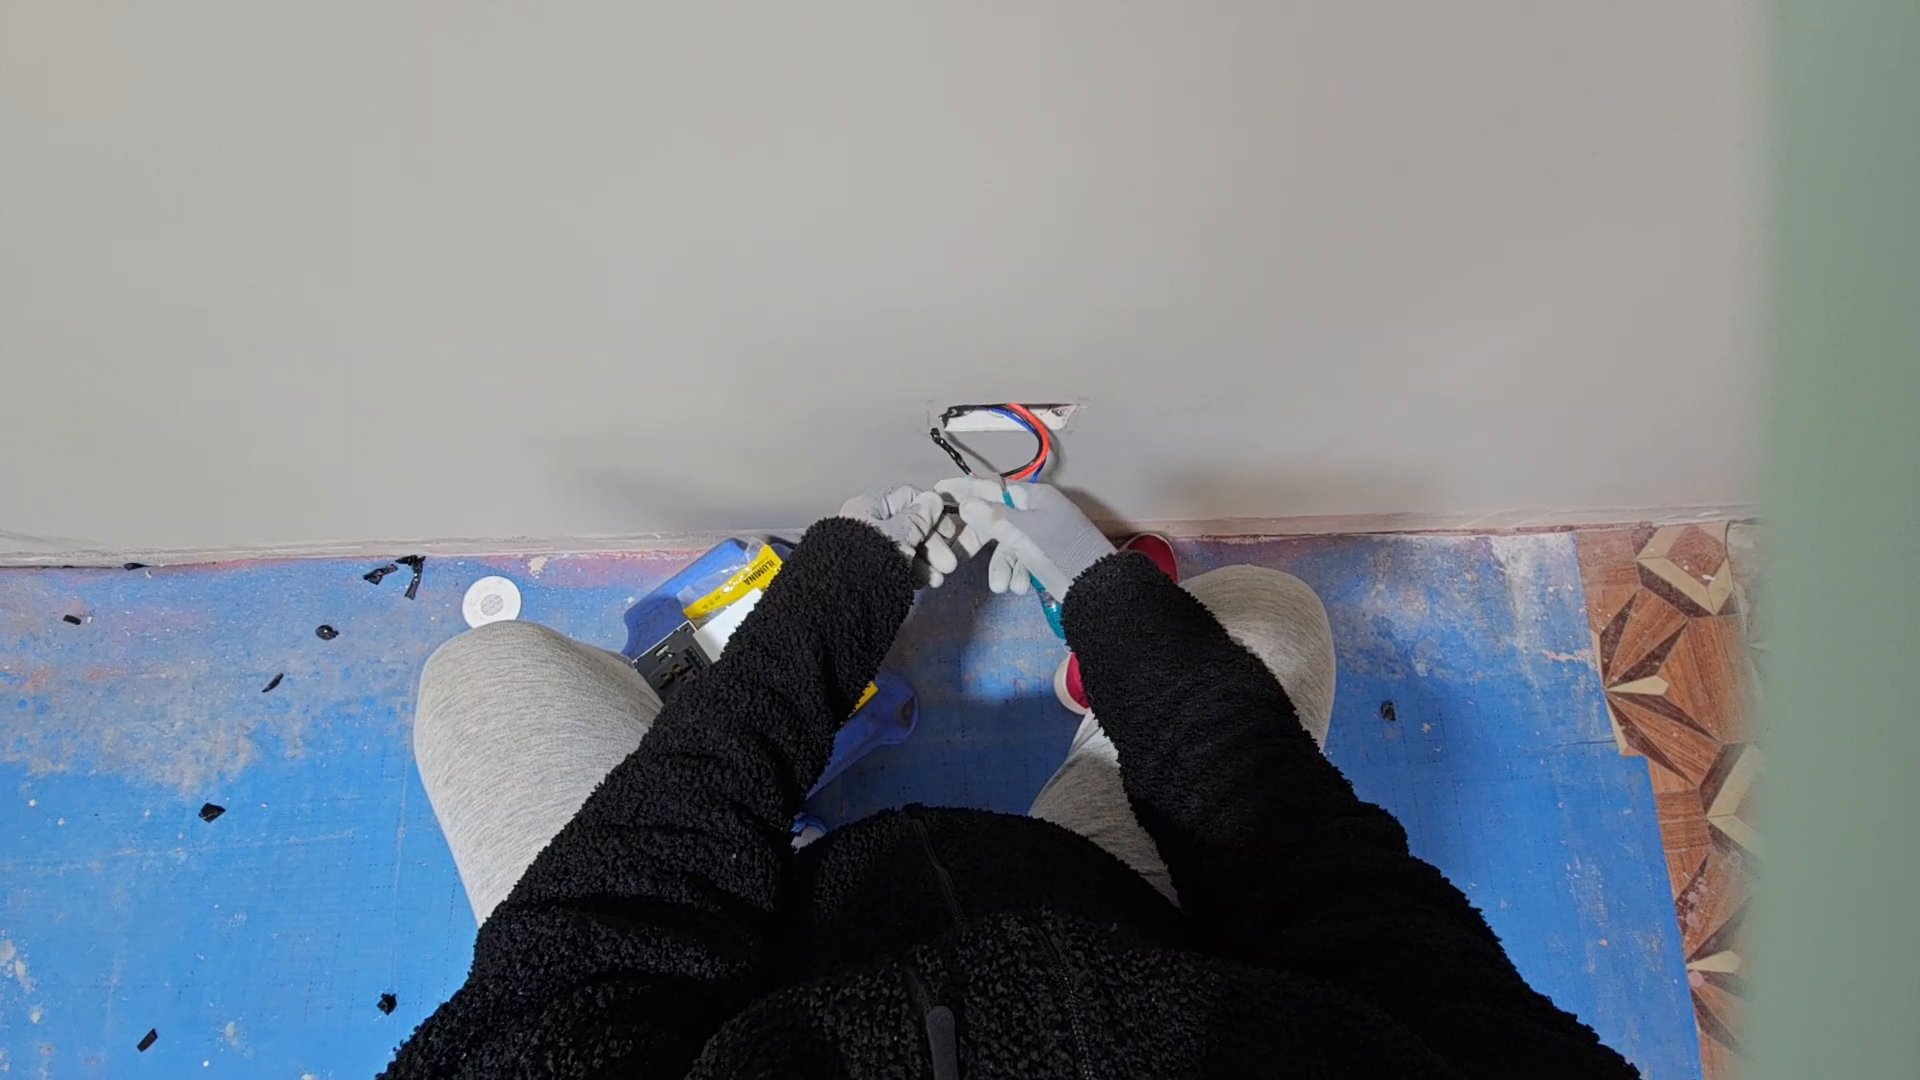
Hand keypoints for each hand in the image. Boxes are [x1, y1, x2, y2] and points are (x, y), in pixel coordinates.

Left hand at [839, 486, 960, 587]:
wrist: (844, 599)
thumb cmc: (871, 559)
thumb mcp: (899, 534)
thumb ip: (919, 518)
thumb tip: (933, 498)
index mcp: (871, 506)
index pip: (909, 498)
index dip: (932, 512)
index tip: (949, 531)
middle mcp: (870, 524)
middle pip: (912, 525)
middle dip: (935, 545)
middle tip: (949, 564)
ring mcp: (873, 549)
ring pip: (909, 548)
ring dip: (929, 562)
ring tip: (938, 578)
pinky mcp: (874, 571)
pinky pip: (901, 566)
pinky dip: (916, 573)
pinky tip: (925, 583)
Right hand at [933, 479, 1114, 596]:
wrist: (1094, 588)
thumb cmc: (1060, 551)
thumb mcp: (1024, 533)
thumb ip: (994, 518)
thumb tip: (967, 502)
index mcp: (1034, 496)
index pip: (993, 486)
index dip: (966, 488)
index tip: (940, 489)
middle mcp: (1036, 511)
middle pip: (996, 519)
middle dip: (982, 541)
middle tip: (958, 554)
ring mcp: (1040, 534)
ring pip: (1007, 544)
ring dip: (1003, 566)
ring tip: (1002, 586)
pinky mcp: (1044, 555)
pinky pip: (1020, 559)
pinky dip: (1017, 572)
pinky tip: (1019, 587)